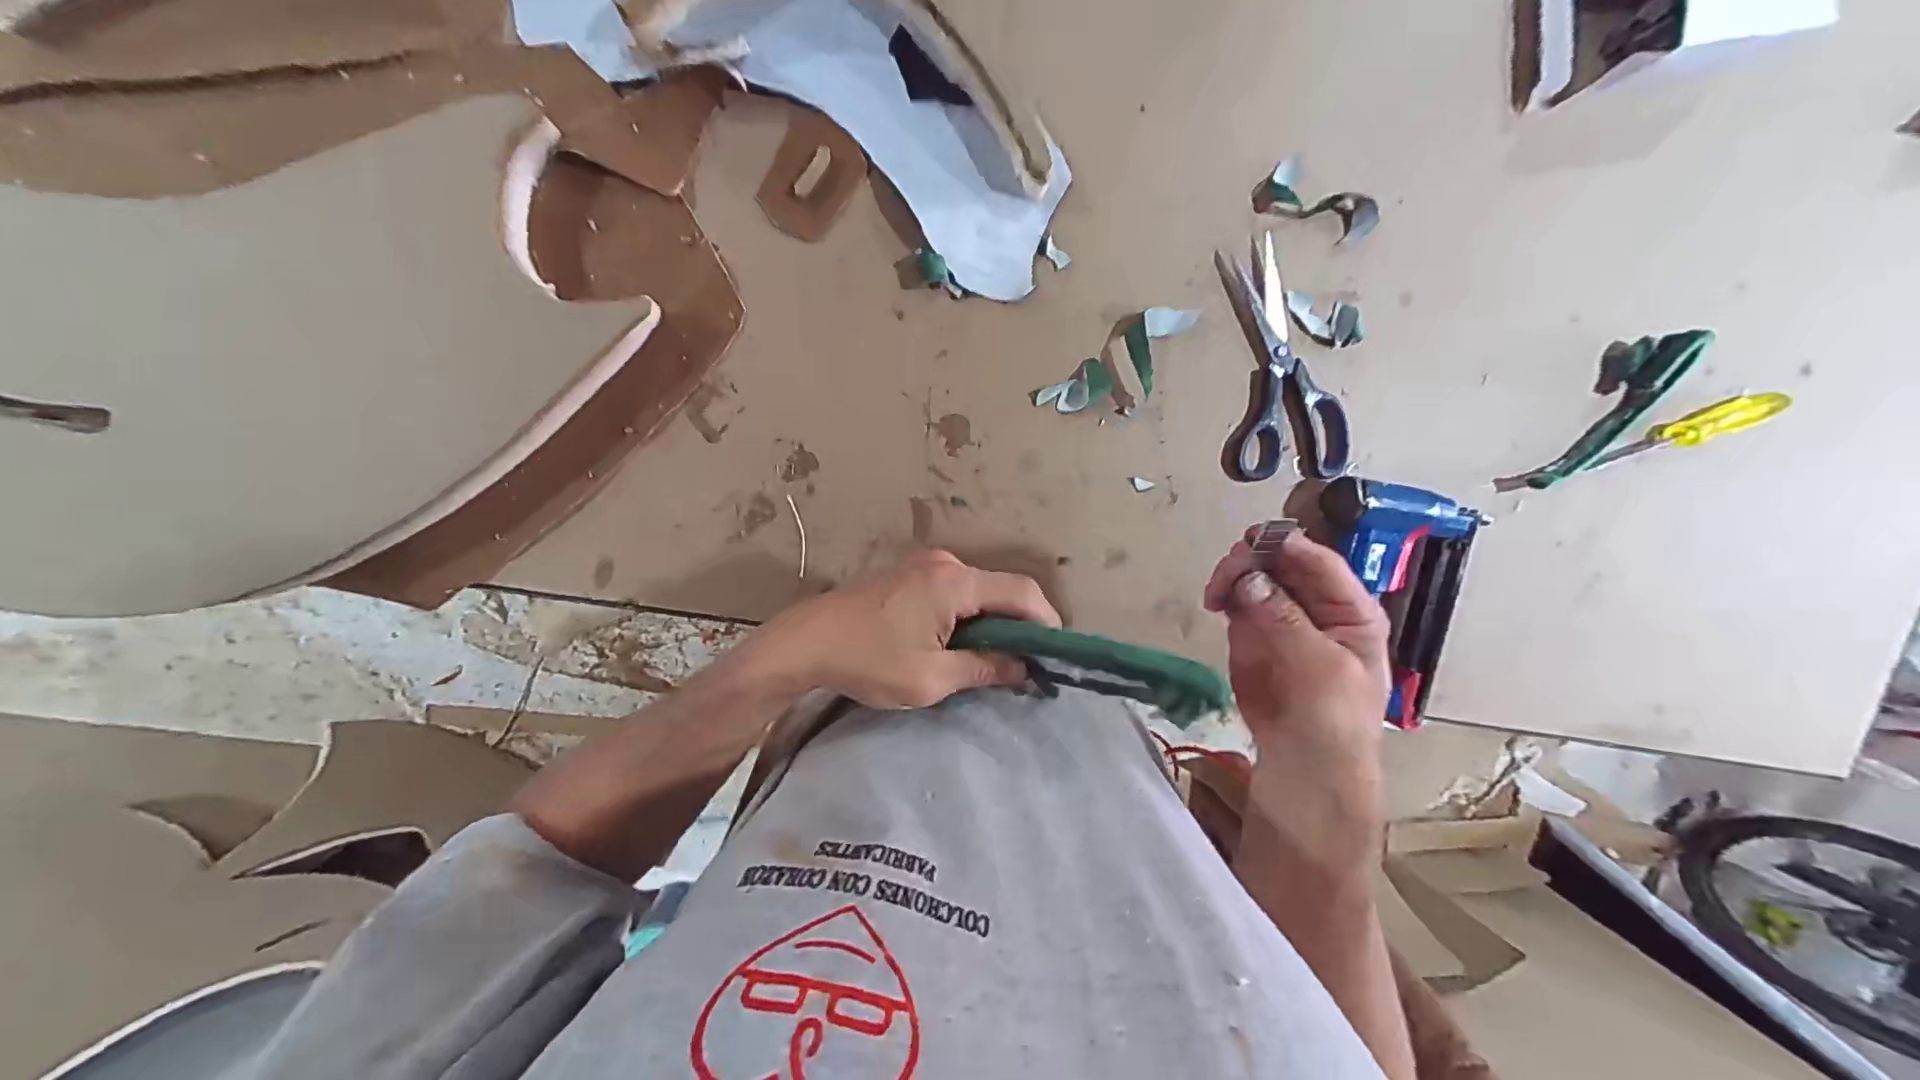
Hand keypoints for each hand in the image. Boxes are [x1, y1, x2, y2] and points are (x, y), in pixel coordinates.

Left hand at [752, 550, 1060, 708]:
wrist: (804, 642)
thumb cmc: (867, 661)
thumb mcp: (930, 678)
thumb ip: (984, 669)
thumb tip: (1024, 668)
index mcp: (955, 582)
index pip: (1022, 592)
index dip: (1047, 622)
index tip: (1054, 655)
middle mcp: (945, 563)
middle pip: (1001, 588)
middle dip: (1020, 624)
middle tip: (1027, 663)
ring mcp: (924, 564)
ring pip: (978, 590)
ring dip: (993, 620)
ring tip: (996, 658)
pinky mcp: (909, 573)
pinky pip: (955, 589)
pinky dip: (969, 613)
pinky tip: (963, 641)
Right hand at [1203, 528, 1390, 871]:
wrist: (1303, 768)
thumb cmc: (1330, 721)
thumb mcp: (1317, 667)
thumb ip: (1284, 618)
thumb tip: (1248, 576)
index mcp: (1350, 610)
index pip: (1321, 564)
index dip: (1289, 547)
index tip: (1253, 541)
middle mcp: (1316, 605)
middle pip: (1282, 563)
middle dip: (1253, 560)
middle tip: (1227, 574)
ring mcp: (1281, 616)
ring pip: (1254, 575)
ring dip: (1233, 575)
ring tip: (1217, 593)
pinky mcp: (1252, 632)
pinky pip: (1236, 598)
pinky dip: (1223, 594)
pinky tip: (1216, 602)